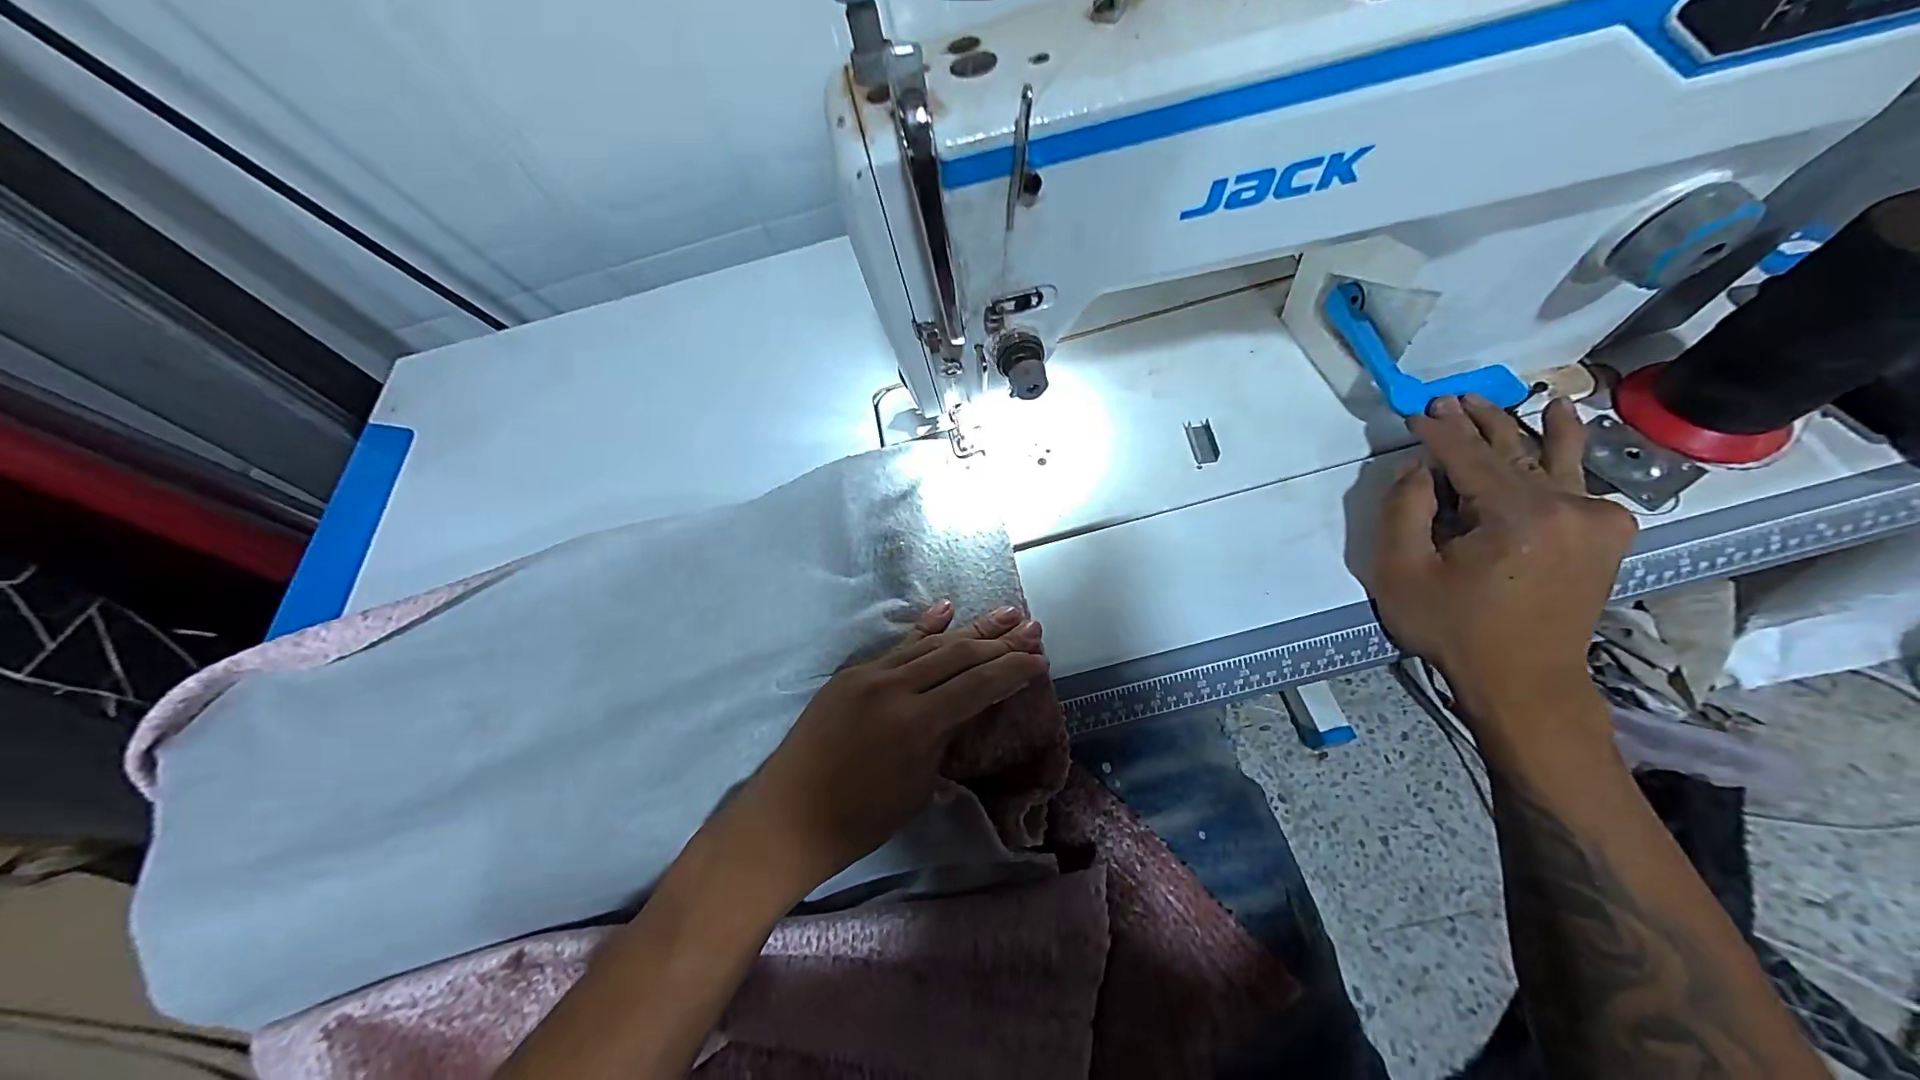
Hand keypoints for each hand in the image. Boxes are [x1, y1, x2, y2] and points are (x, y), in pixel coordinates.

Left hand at [722, 601, 1048, 891]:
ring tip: (1005, 614)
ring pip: (931, 643)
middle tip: (1032, 628)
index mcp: (917, 722)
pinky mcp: (851, 674)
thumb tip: (964, 707)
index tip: (1040, 660)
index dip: (1013, 670)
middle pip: (959, 654)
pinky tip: (946, 609)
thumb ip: (945, 738)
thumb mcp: (919, 785)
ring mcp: (869, 675)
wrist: (789, 816)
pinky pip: (898, 646)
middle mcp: (895, 687)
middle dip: (1000, 641)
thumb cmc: (861, 819)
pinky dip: (925, 629)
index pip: (979, 684)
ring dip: (970, 628)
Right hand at [1366, 395, 1636, 740]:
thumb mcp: (1401, 573)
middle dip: (1478, 423)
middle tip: (1450, 399)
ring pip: (1554, 458)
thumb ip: (1404, 510)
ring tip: (1517, 397)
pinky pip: (1580, 480)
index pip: (1469, 457)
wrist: (1523, 681)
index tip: (1416, 412)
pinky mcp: (1607, 534)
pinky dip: (1567, 450)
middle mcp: (1569, 506)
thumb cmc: (1454, 629)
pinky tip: (1564, 424)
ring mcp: (1597, 519)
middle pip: (1513, 450)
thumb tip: (1421, 468)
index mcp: (1518, 515)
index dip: (1438, 434)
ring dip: (1527, 427)